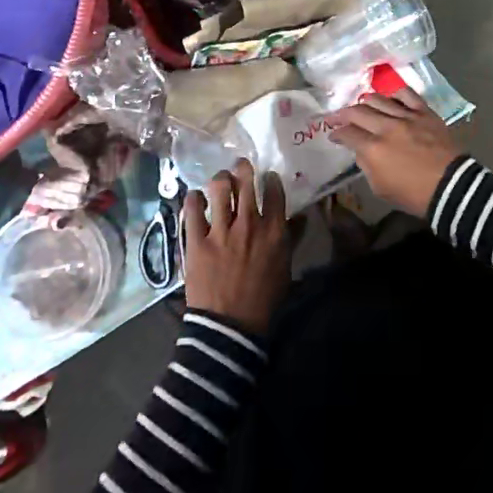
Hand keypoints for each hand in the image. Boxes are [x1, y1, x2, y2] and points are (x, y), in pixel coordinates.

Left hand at [181, 159, 291, 334]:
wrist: (231, 325)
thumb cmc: (263, 298)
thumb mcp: (285, 268)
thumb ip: (291, 238)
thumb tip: (300, 217)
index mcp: (273, 231)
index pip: (274, 191)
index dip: (270, 179)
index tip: (266, 178)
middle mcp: (248, 224)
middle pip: (245, 181)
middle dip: (243, 168)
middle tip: (239, 167)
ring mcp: (220, 231)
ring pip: (219, 188)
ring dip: (220, 179)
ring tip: (219, 181)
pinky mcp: (196, 240)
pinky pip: (192, 208)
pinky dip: (194, 198)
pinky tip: (196, 198)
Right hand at [327, 89, 459, 215]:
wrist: (452, 188)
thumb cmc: (414, 194)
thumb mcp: (380, 188)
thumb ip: (367, 166)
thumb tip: (362, 151)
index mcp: (373, 148)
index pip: (346, 133)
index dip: (336, 133)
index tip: (334, 136)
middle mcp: (386, 127)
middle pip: (357, 112)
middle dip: (342, 114)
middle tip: (338, 118)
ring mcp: (407, 117)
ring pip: (378, 99)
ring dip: (365, 103)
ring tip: (362, 107)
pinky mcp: (425, 113)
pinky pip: (407, 94)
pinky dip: (394, 94)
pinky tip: (390, 99)